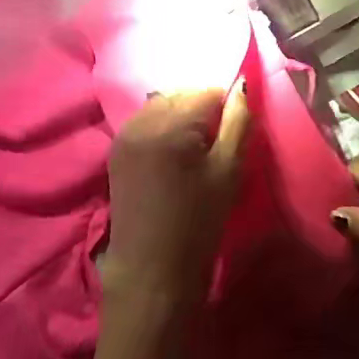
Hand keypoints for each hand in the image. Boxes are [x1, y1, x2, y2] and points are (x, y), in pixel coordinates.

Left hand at [103, 80, 251, 310]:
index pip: (206, 92)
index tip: (234, 134)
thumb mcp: (228, 173)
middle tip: (216, 145)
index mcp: (169, 126)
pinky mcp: (116, 150)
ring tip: (195, 153)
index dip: (226, 107)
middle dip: (202, 109)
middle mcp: (140, 122)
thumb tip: (242, 85)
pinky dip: (163, 128)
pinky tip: (173, 159)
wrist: (151, 272)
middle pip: (181, 95)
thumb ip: (238, 123)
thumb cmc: (197, 225)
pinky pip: (145, 121)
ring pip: (162, 105)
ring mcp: (123, 135)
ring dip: (182, 117)